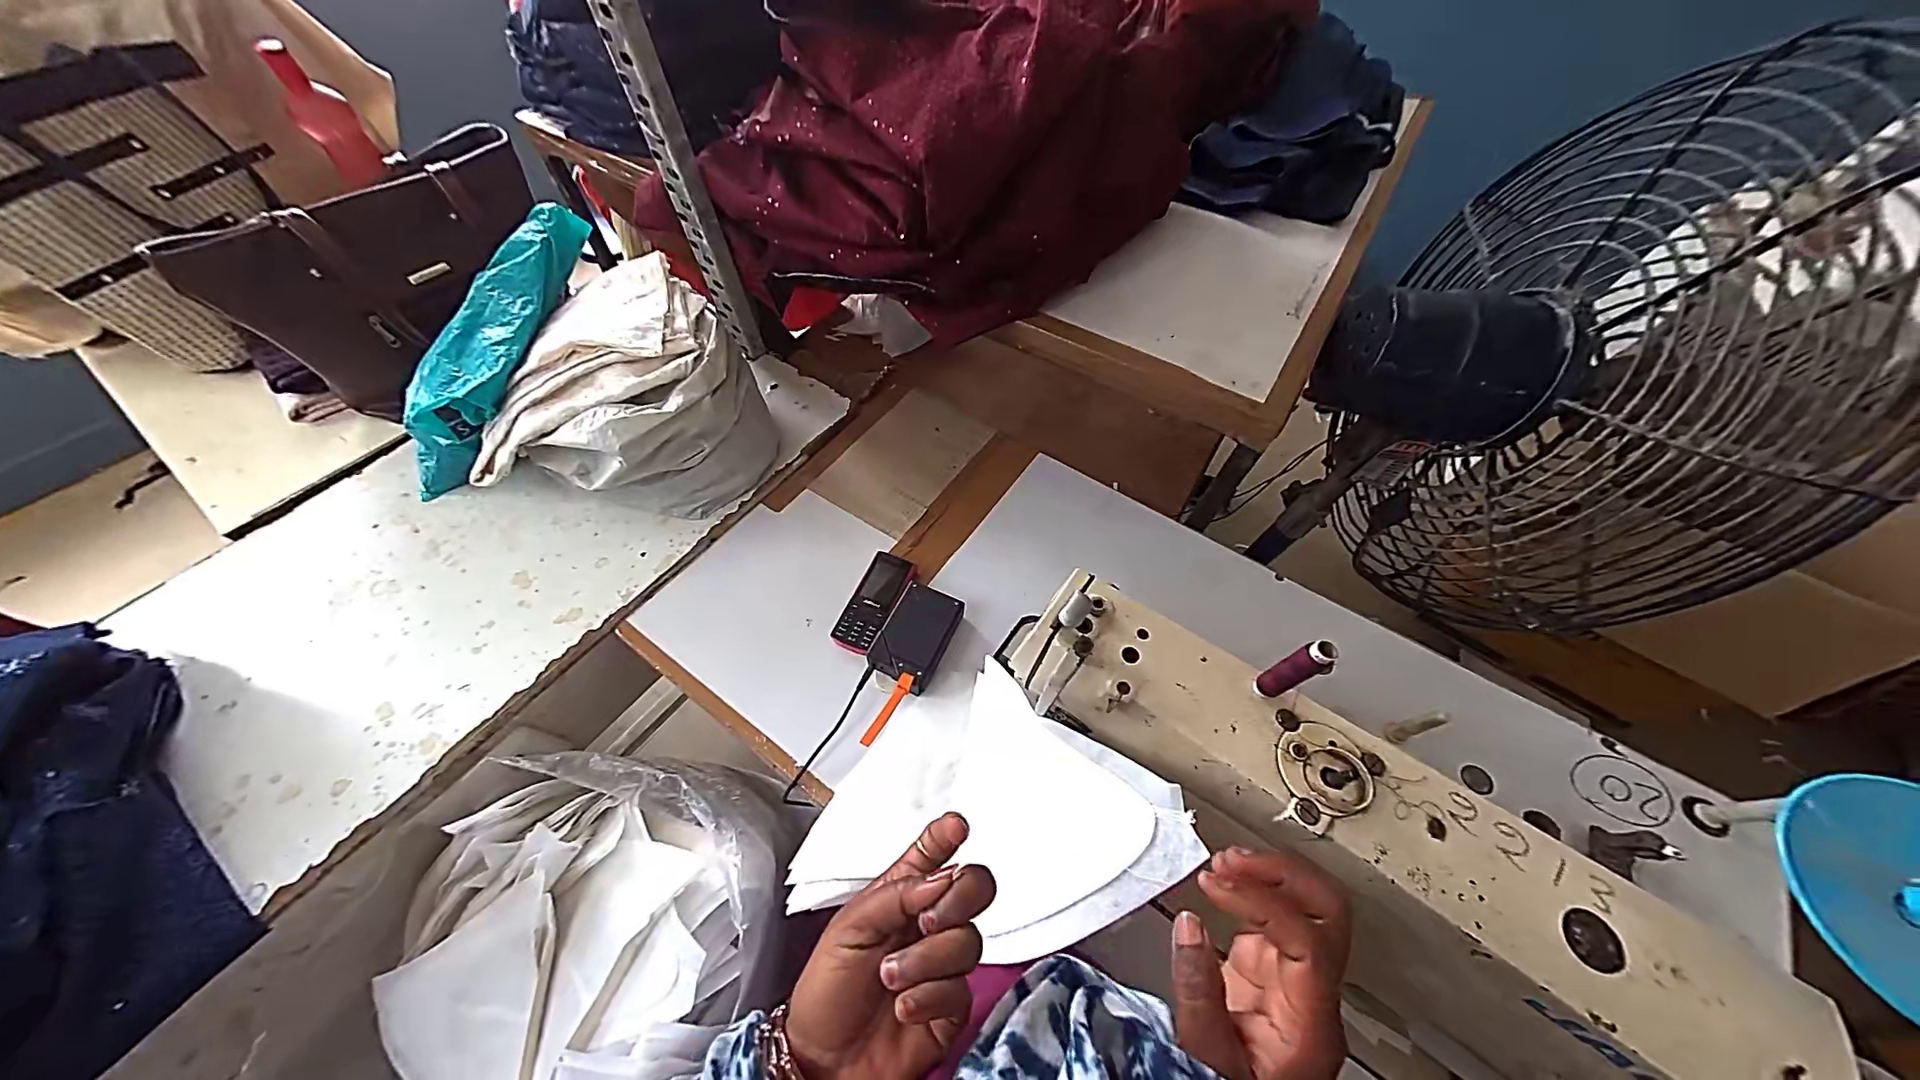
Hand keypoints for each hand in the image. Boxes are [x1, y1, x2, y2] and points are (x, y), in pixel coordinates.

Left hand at [785, 813, 996, 1079]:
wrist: (822, 1060)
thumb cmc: (827, 989)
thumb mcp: (849, 929)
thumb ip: (896, 896)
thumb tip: (942, 877)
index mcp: (901, 894)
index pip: (931, 853)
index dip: (947, 834)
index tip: (956, 825)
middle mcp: (928, 922)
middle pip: (974, 886)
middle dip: (958, 896)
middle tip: (926, 918)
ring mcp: (943, 962)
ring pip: (967, 939)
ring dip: (926, 959)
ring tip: (891, 977)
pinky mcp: (951, 1005)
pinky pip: (961, 989)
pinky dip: (929, 996)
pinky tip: (903, 1005)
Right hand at [1169, 846, 1350, 1079]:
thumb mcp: (1209, 1058)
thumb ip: (1198, 996)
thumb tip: (1189, 926)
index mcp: (1312, 1023)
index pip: (1307, 941)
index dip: (1261, 902)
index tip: (1215, 885)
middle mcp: (1313, 993)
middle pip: (1326, 912)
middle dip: (1281, 873)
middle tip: (1233, 860)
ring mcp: (1294, 976)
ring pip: (1305, 903)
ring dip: (1266, 871)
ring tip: (1223, 861)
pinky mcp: (1268, 966)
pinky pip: (1271, 911)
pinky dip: (1248, 886)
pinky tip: (1222, 880)